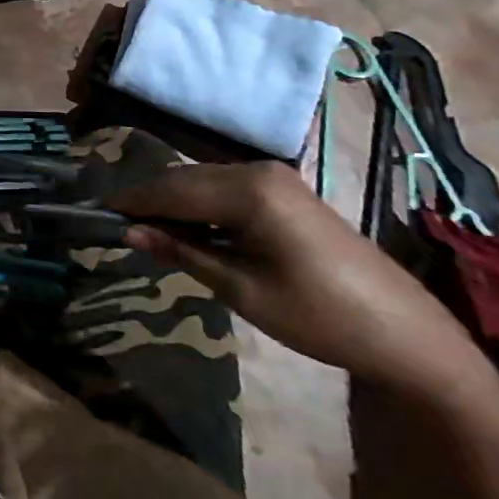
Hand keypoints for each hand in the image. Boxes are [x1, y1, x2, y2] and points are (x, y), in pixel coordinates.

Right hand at [110, 161, 488, 398]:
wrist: (401, 329)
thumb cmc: (318, 314)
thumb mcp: (243, 290)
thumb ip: (185, 253)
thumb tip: (131, 232)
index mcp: (249, 190)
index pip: (173, 188)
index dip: (134, 200)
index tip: (97, 211)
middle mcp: (258, 169)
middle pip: (186, 178)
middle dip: (150, 199)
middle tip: (115, 222)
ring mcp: (274, 175)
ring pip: (204, 179)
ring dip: (174, 201)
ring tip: (143, 226)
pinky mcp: (283, 188)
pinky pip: (226, 186)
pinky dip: (200, 203)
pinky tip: (187, 225)